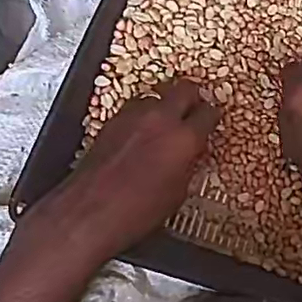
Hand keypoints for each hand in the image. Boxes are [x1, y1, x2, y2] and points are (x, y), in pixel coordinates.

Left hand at [31, 79, 218, 258]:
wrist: (89, 212)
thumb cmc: (135, 211)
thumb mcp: (177, 192)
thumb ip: (188, 164)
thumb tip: (190, 155)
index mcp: (184, 138)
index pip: (208, 113)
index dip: (212, 117)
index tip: (211, 121)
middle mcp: (160, 119)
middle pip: (185, 89)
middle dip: (193, 98)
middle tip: (194, 109)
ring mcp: (134, 116)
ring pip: (157, 96)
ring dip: (165, 106)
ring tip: (166, 124)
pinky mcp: (112, 121)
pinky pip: (136, 108)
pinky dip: (143, 116)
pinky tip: (142, 134)